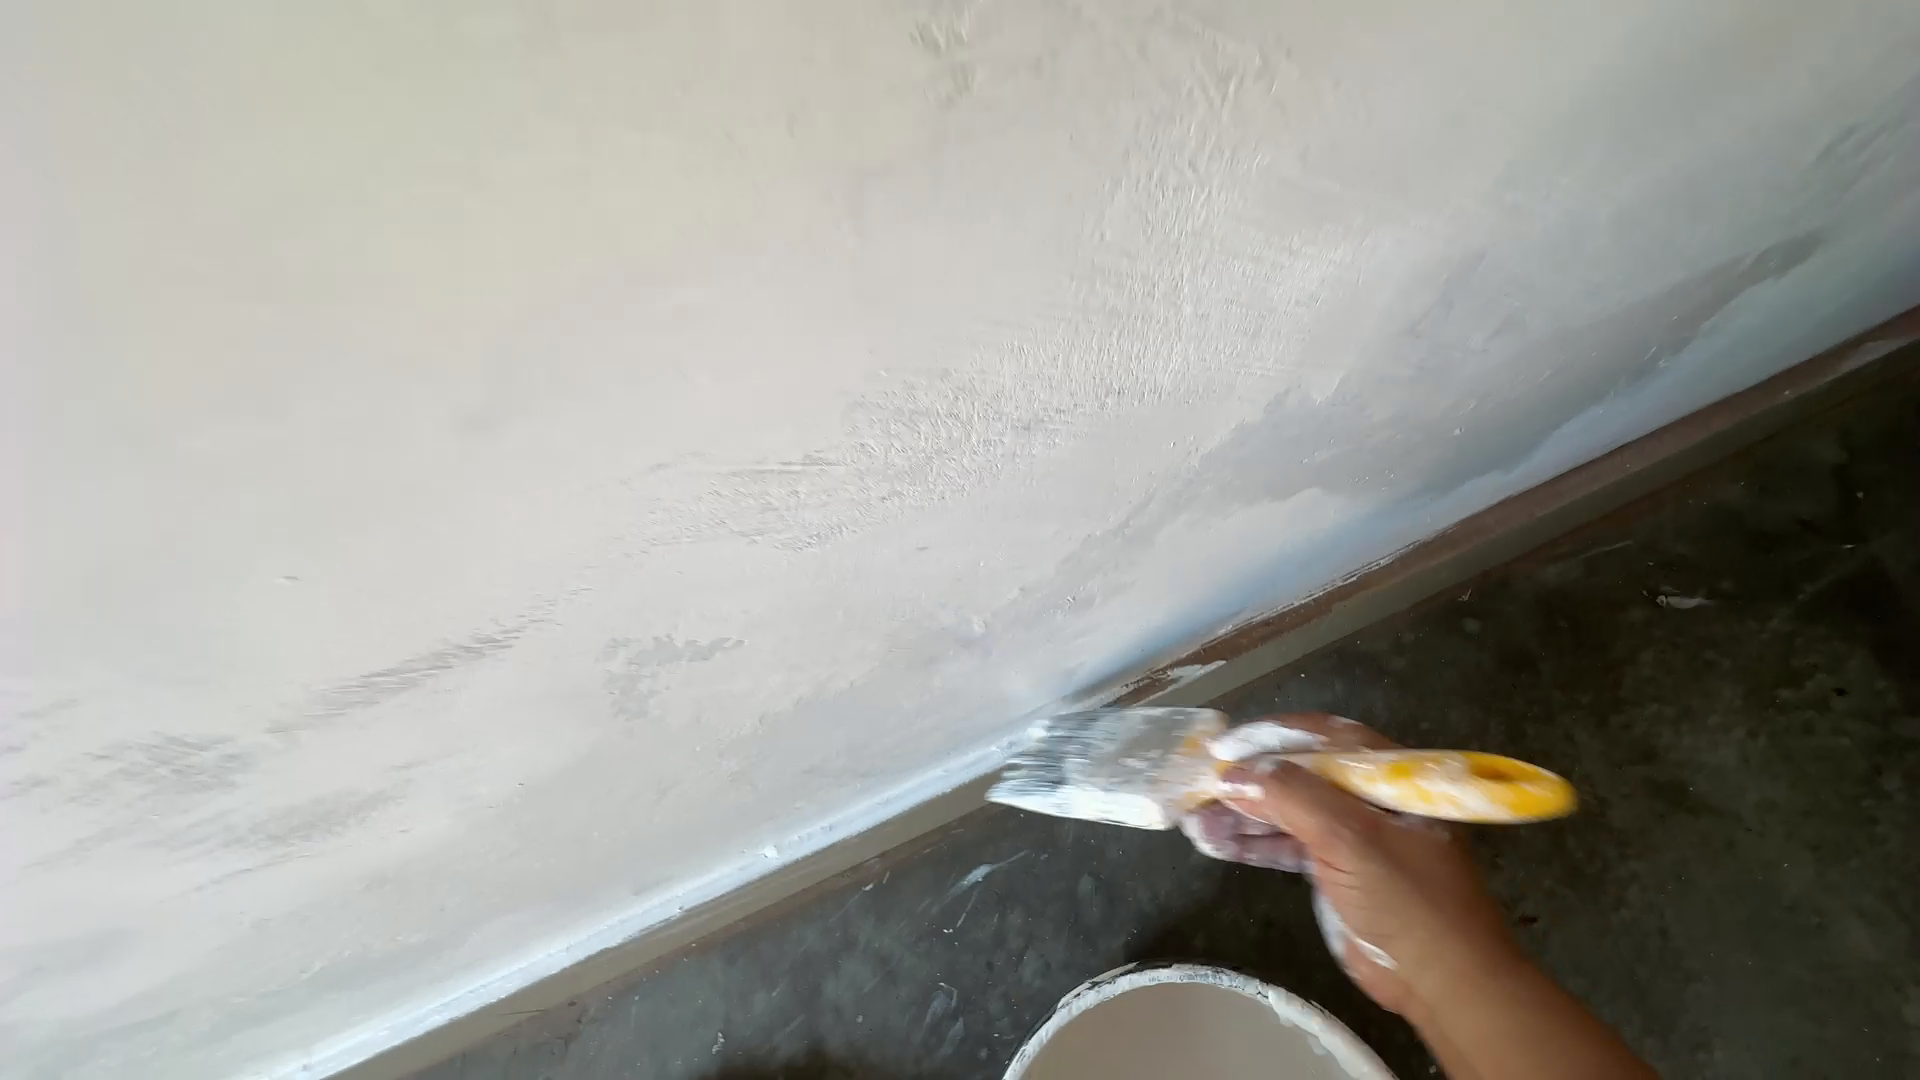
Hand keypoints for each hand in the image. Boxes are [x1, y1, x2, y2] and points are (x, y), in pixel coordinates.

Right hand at [1180, 713, 1521, 1016]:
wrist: (1446, 986)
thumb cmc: (1408, 899)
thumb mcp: (1351, 838)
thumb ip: (1291, 796)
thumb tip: (1233, 773)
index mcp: (1385, 775)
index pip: (1319, 737)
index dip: (1268, 736)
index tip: (1223, 746)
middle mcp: (1365, 797)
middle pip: (1295, 775)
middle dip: (1246, 782)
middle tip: (1199, 786)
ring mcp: (1349, 834)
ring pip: (1285, 811)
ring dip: (1240, 815)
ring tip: (1196, 821)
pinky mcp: (1334, 869)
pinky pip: (1284, 844)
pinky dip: (1251, 843)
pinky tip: (1216, 843)